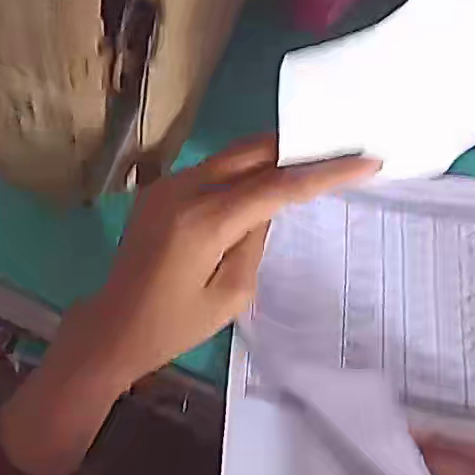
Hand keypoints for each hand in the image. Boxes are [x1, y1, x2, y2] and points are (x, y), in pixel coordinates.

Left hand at [0, 135, 378, 474]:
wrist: (111, 327)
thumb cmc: (172, 326)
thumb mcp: (230, 295)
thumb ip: (255, 240)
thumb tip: (266, 205)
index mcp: (204, 221)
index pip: (277, 185)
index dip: (324, 171)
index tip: (364, 160)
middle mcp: (185, 190)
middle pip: (253, 151)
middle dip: (297, 146)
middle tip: (338, 146)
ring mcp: (168, 185)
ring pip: (232, 156)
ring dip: (271, 155)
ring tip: (309, 159)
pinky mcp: (160, 191)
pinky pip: (213, 170)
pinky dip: (244, 170)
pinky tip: (264, 181)